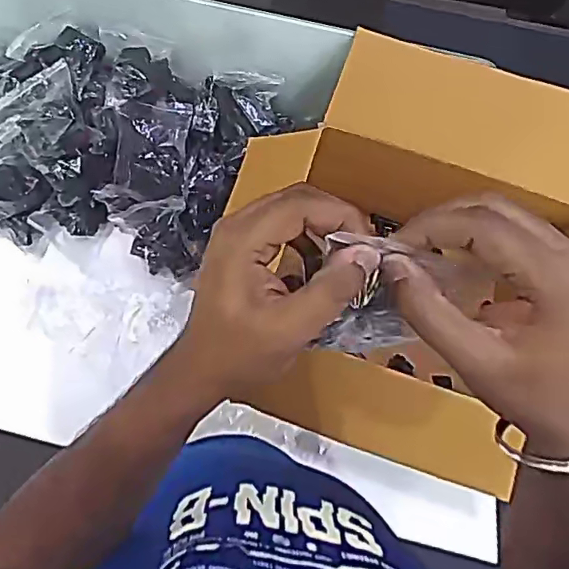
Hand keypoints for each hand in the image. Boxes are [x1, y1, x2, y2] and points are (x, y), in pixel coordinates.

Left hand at [168, 184, 377, 396]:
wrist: (202, 369)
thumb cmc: (239, 354)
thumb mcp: (292, 328)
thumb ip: (331, 290)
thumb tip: (365, 256)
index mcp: (243, 239)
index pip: (301, 204)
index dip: (341, 216)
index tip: (366, 244)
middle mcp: (237, 226)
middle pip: (298, 199)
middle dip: (336, 219)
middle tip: (361, 250)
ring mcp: (237, 233)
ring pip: (292, 209)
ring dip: (323, 228)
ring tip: (343, 260)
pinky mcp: (241, 245)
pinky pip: (282, 225)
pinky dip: (307, 238)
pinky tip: (318, 268)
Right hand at [388, 195, 568, 458]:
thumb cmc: (538, 400)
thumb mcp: (475, 362)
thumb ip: (429, 312)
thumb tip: (395, 268)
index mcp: (557, 277)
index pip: (484, 225)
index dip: (433, 227)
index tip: (398, 246)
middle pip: (496, 207)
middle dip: (443, 219)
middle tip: (406, 245)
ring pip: (506, 212)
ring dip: (460, 223)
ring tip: (424, 249)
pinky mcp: (568, 263)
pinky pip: (517, 230)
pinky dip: (479, 235)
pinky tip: (455, 258)